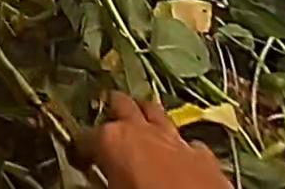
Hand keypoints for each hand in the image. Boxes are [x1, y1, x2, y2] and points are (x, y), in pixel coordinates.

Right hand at [84, 93, 231, 188]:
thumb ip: (101, 184)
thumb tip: (86, 183)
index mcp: (112, 140)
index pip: (85, 138)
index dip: (80, 149)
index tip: (79, 160)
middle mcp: (140, 129)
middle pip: (121, 104)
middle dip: (114, 109)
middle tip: (110, 121)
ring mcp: (174, 139)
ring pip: (155, 111)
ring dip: (147, 118)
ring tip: (142, 127)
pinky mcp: (204, 157)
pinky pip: (189, 143)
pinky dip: (183, 147)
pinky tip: (182, 157)